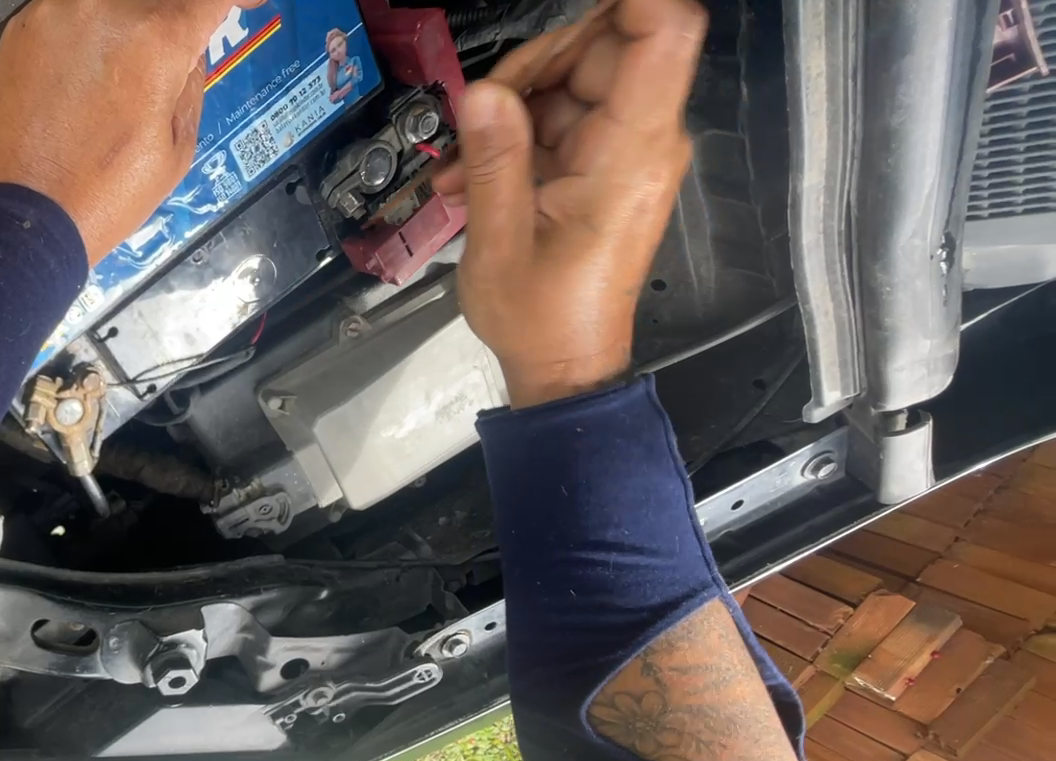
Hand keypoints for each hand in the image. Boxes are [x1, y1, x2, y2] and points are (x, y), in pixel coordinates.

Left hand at [0, 0, 257, 264]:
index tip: (238, 5)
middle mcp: (104, 9)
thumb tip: (189, 51)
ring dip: (125, 31)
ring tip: (116, 84)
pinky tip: (81, 86)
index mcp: (155, 42)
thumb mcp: (173, 156)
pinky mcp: (21, 30)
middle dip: (169, 24)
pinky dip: (85, 38)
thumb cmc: (95, 202)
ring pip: (110, 5)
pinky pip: (69, 14)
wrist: (22, 221)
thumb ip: (189, 86)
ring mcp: (56, 13)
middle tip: (165, 62)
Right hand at [433, 0, 707, 406]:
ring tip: (458, 169)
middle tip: (472, 118)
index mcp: (629, 153)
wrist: (562, 363)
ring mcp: (623, 156)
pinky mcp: (603, 173)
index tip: (565, 9)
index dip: (626, 0)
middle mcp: (641, 142)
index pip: (662, 32)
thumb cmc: (537, 315)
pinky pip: (564, 128)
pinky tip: (471, 178)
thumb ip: (494, 160)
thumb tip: (479, 93)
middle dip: (531, 69)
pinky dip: (517, 143)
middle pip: (605, 51)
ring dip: (511, 115)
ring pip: (576, 88)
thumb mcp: (499, 242)